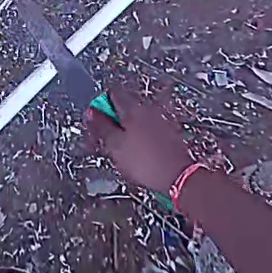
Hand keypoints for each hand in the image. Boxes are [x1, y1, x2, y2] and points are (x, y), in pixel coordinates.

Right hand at [85, 86, 204, 194]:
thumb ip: (101, 126)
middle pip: (124, 106)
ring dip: (125, 130)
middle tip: (104, 137)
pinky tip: (136, 154)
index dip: (100, 106)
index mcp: (132, 108)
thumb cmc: (146, 162)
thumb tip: (91, 113)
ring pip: (136, 120)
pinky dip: (138, 138)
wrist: (180, 179)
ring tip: (119, 150)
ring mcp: (161, 122)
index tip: (95, 121)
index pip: (111, 94)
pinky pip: (148, 131)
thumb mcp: (114, 145)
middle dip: (112, 119)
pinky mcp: (169, 136)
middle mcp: (148, 110)